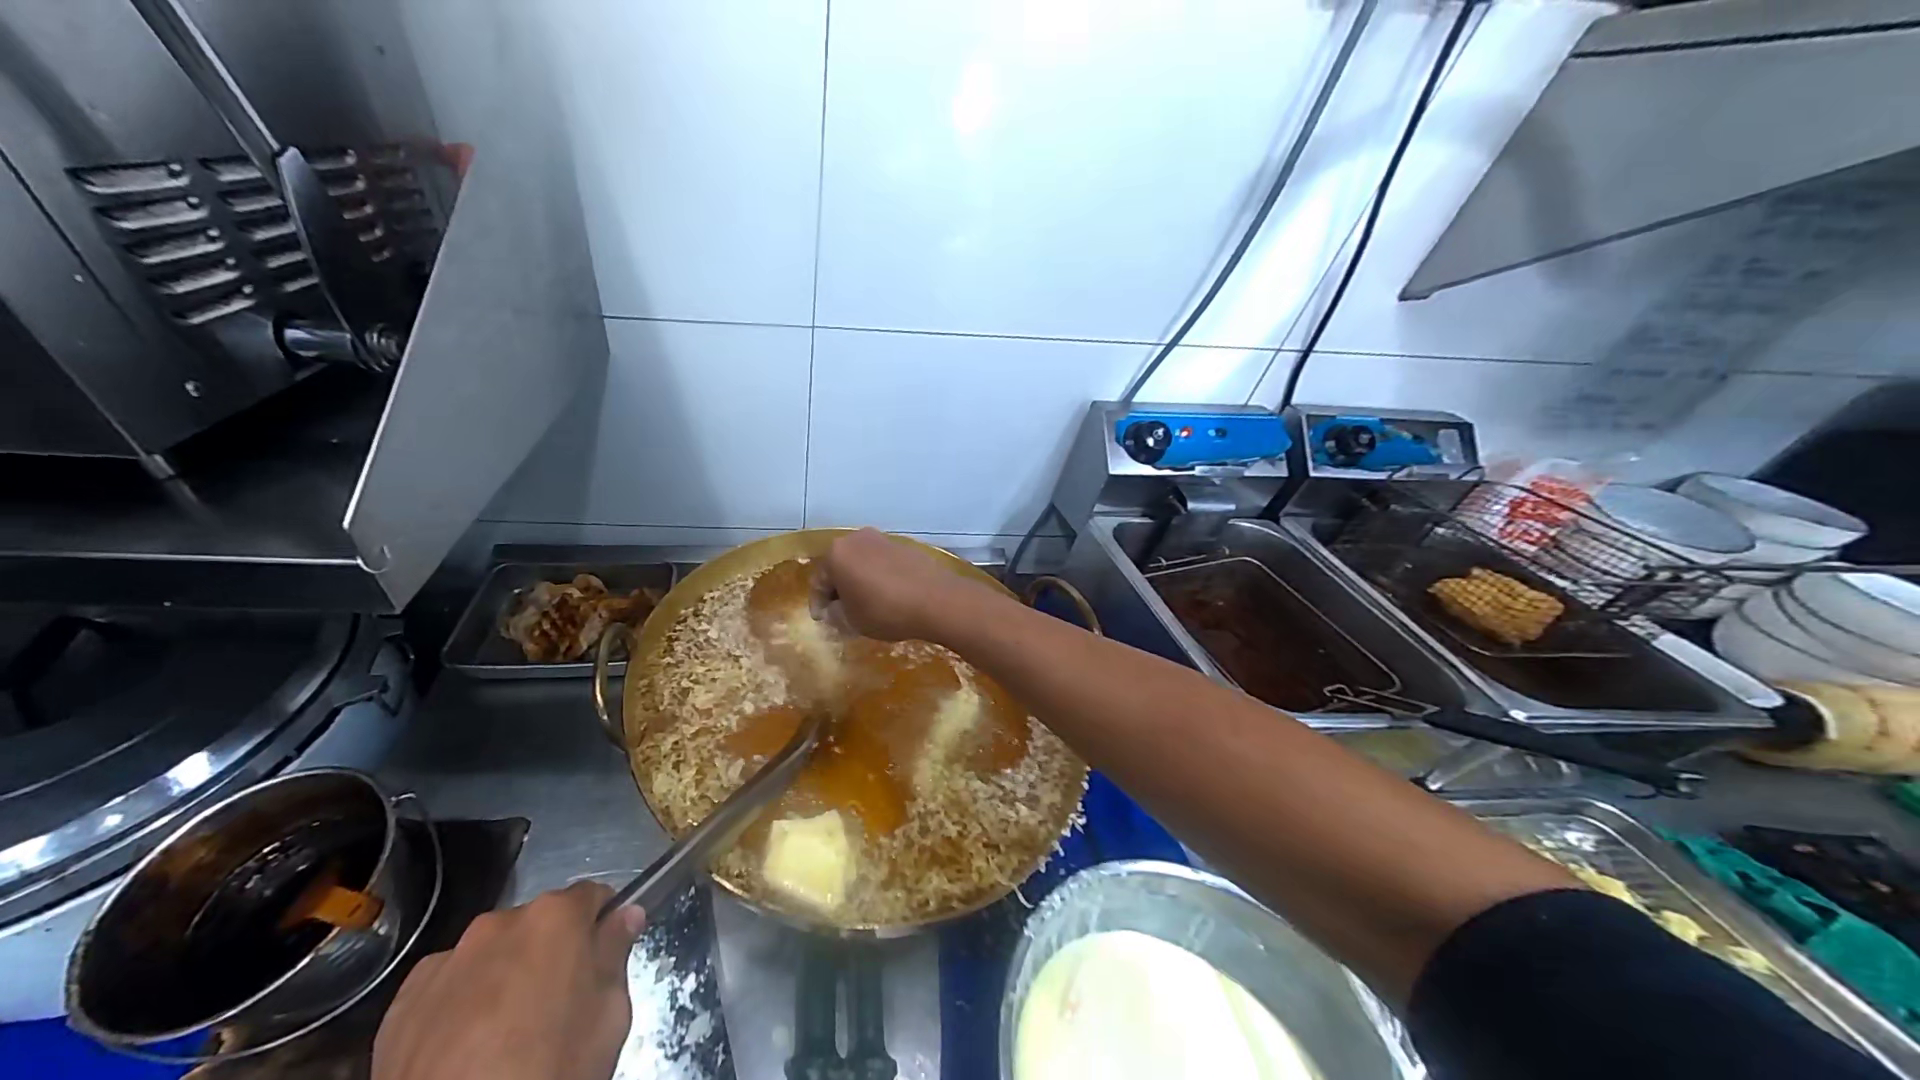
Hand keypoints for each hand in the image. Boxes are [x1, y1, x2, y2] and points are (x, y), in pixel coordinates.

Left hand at [372, 882, 645, 1079]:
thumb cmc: (549, 1066)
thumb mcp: (609, 1014)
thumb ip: (616, 954)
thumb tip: (624, 917)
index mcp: (555, 917)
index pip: (593, 896)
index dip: (604, 924)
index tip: (606, 957)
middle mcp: (499, 924)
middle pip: (540, 923)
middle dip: (553, 951)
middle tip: (560, 1002)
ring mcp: (447, 960)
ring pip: (494, 952)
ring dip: (507, 973)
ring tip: (507, 1029)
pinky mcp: (404, 1001)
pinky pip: (450, 984)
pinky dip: (463, 1002)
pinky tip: (466, 1045)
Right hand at [823, 528, 991, 642]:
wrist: (936, 599)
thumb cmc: (885, 610)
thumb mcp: (852, 621)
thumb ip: (835, 614)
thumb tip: (834, 610)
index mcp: (837, 553)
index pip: (819, 581)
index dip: (818, 604)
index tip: (822, 621)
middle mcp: (857, 539)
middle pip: (840, 567)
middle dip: (839, 590)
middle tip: (843, 613)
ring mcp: (883, 540)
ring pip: (862, 564)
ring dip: (860, 582)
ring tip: (866, 606)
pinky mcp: (905, 547)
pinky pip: (883, 564)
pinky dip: (879, 578)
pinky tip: (888, 597)